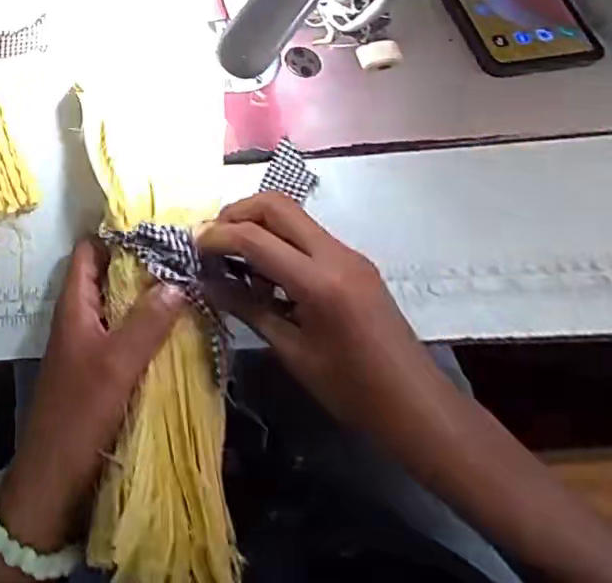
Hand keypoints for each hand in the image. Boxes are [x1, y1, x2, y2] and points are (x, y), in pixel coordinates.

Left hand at [0, 236, 187, 551]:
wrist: (54, 479)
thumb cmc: (79, 414)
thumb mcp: (117, 363)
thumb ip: (147, 321)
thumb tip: (178, 279)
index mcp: (74, 304)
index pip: (89, 250)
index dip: (118, 235)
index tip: (159, 232)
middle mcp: (81, 316)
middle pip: (109, 275)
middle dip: (143, 265)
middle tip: (186, 259)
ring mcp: (91, 342)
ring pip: (121, 305)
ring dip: (149, 297)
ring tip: (190, 287)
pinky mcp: (102, 368)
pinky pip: (127, 334)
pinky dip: (149, 327)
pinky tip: (179, 330)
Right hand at [200, 195, 611, 582]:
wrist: (419, 407)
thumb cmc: (353, 392)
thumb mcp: (293, 353)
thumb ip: (249, 309)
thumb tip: (209, 283)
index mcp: (320, 282)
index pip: (255, 237)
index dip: (217, 237)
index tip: (192, 248)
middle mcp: (336, 254)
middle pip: (276, 204)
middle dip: (236, 213)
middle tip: (212, 240)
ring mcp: (349, 253)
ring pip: (292, 214)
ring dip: (257, 224)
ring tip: (234, 259)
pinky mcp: (354, 261)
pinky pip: (307, 235)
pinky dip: (278, 241)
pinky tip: (266, 275)